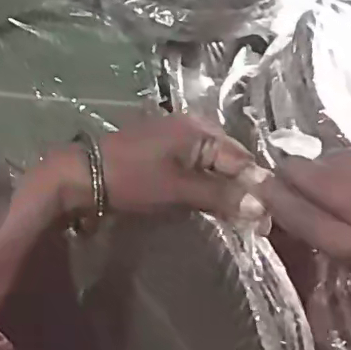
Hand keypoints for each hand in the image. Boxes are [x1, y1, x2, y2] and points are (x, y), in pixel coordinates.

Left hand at [38, 114, 268, 222]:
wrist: (80, 177)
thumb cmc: (131, 179)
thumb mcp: (179, 189)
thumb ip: (221, 196)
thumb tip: (262, 207)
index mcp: (200, 129)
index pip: (243, 159)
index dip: (258, 188)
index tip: (270, 218)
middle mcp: (193, 127)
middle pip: (231, 161)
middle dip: (244, 189)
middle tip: (258, 221)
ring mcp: (177, 139)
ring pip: (215, 166)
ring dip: (226, 189)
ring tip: (240, 217)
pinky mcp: (164, 154)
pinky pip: (198, 169)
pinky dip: (208, 186)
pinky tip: (213, 204)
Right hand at [256, 150, 350, 337]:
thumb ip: (339, 246)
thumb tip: (299, 209)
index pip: (314, 219)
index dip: (280, 200)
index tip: (257, 186)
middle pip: (327, 180)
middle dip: (294, 172)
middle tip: (277, 175)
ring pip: (350, 162)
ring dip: (320, 163)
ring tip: (307, 171)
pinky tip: (346, 171)